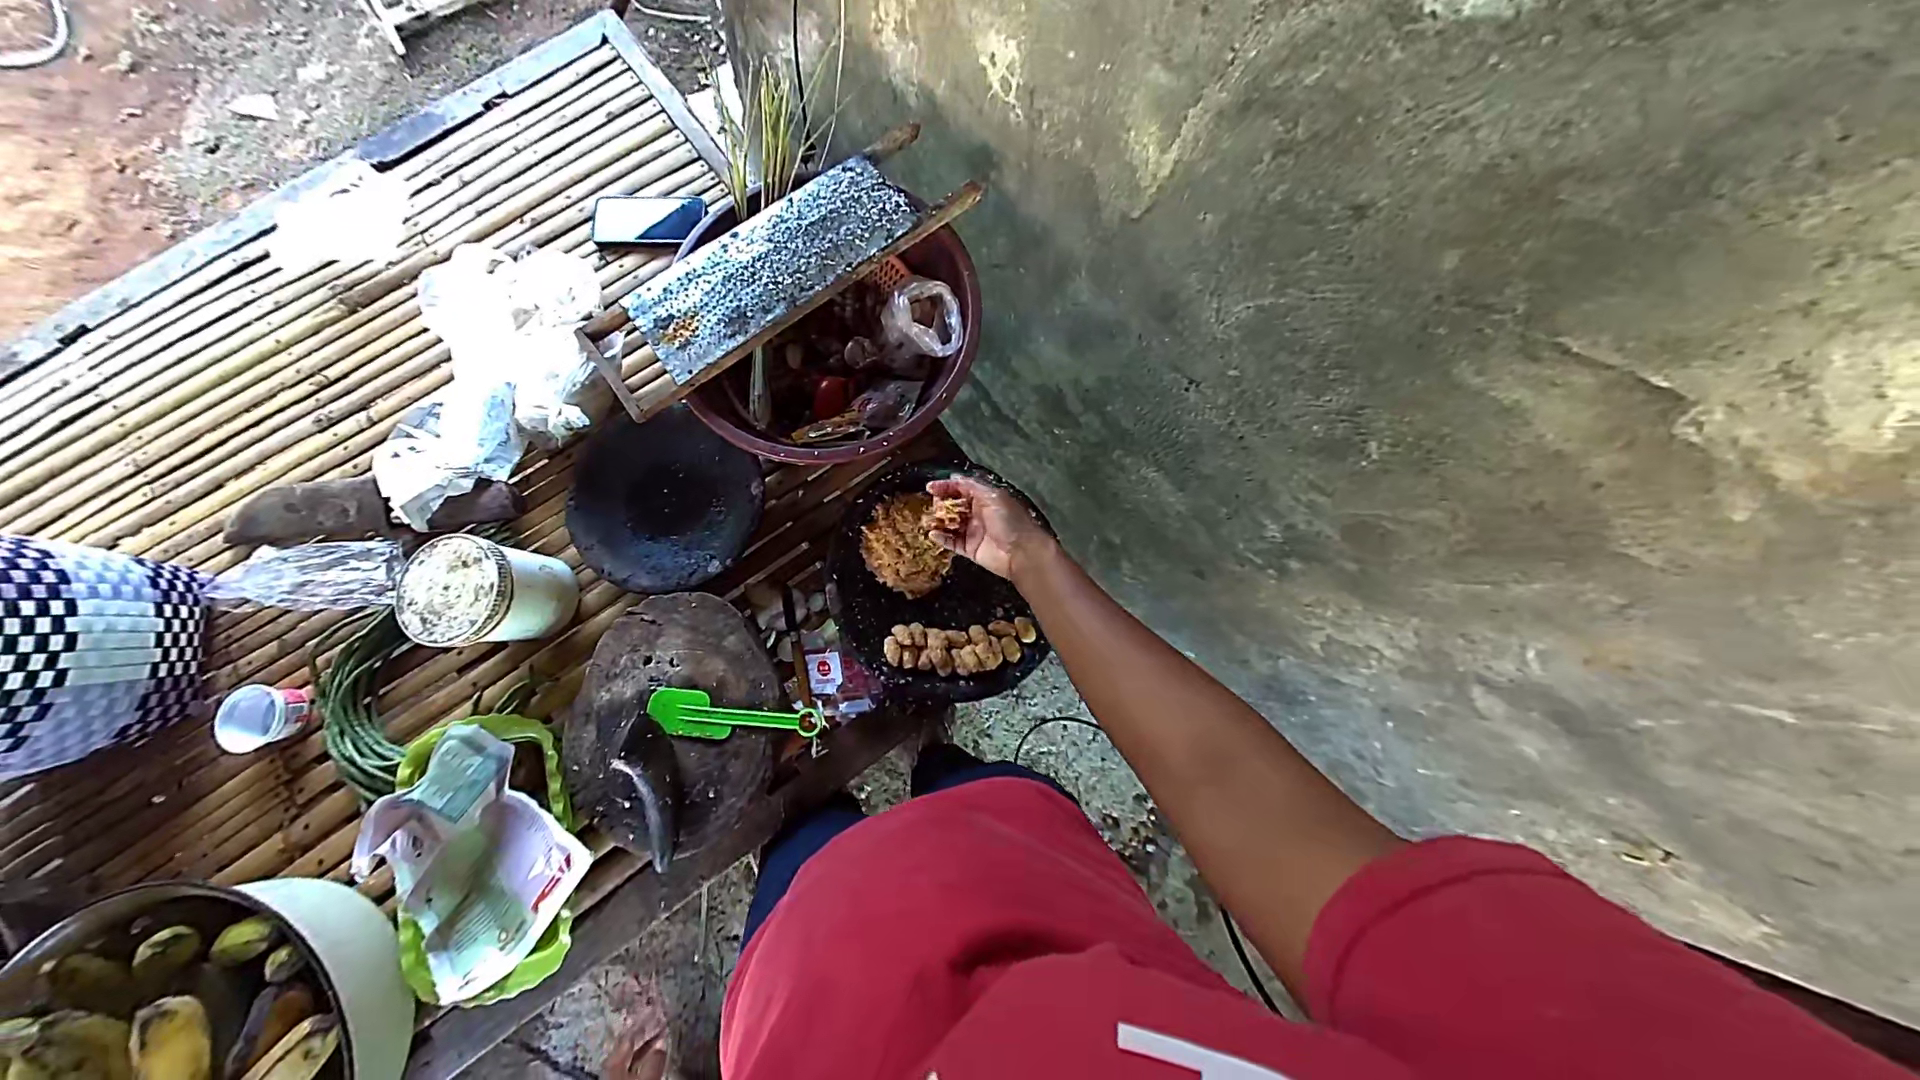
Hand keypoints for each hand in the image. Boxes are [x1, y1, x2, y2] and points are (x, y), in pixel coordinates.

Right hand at [925, 474, 1053, 580]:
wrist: (1022, 553)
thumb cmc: (1011, 522)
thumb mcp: (993, 497)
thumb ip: (973, 487)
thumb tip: (955, 478)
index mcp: (985, 499)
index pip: (962, 489)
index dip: (946, 486)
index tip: (930, 487)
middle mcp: (978, 514)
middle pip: (954, 506)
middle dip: (941, 504)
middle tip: (932, 504)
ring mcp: (974, 532)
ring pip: (950, 524)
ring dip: (938, 521)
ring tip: (927, 519)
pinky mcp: (970, 549)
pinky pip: (951, 542)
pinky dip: (941, 538)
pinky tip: (933, 534)